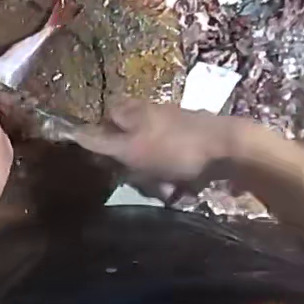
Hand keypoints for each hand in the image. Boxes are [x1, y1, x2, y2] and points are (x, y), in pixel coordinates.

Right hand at [75, 99, 259, 190]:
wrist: (232, 150)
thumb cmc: (176, 149)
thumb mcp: (131, 149)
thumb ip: (101, 142)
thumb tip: (71, 131)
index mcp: (136, 112)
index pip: (108, 117)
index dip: (103, 139)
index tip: (106, 161)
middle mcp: (155, 116)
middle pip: (131, 143)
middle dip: (135, 168)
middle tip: (141, 181)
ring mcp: (178, 129)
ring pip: (155, 159)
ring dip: (158, 179)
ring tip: (168, 192)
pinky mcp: (198, 145)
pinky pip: (178, 166)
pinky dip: (178, 180)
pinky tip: (185, 190)